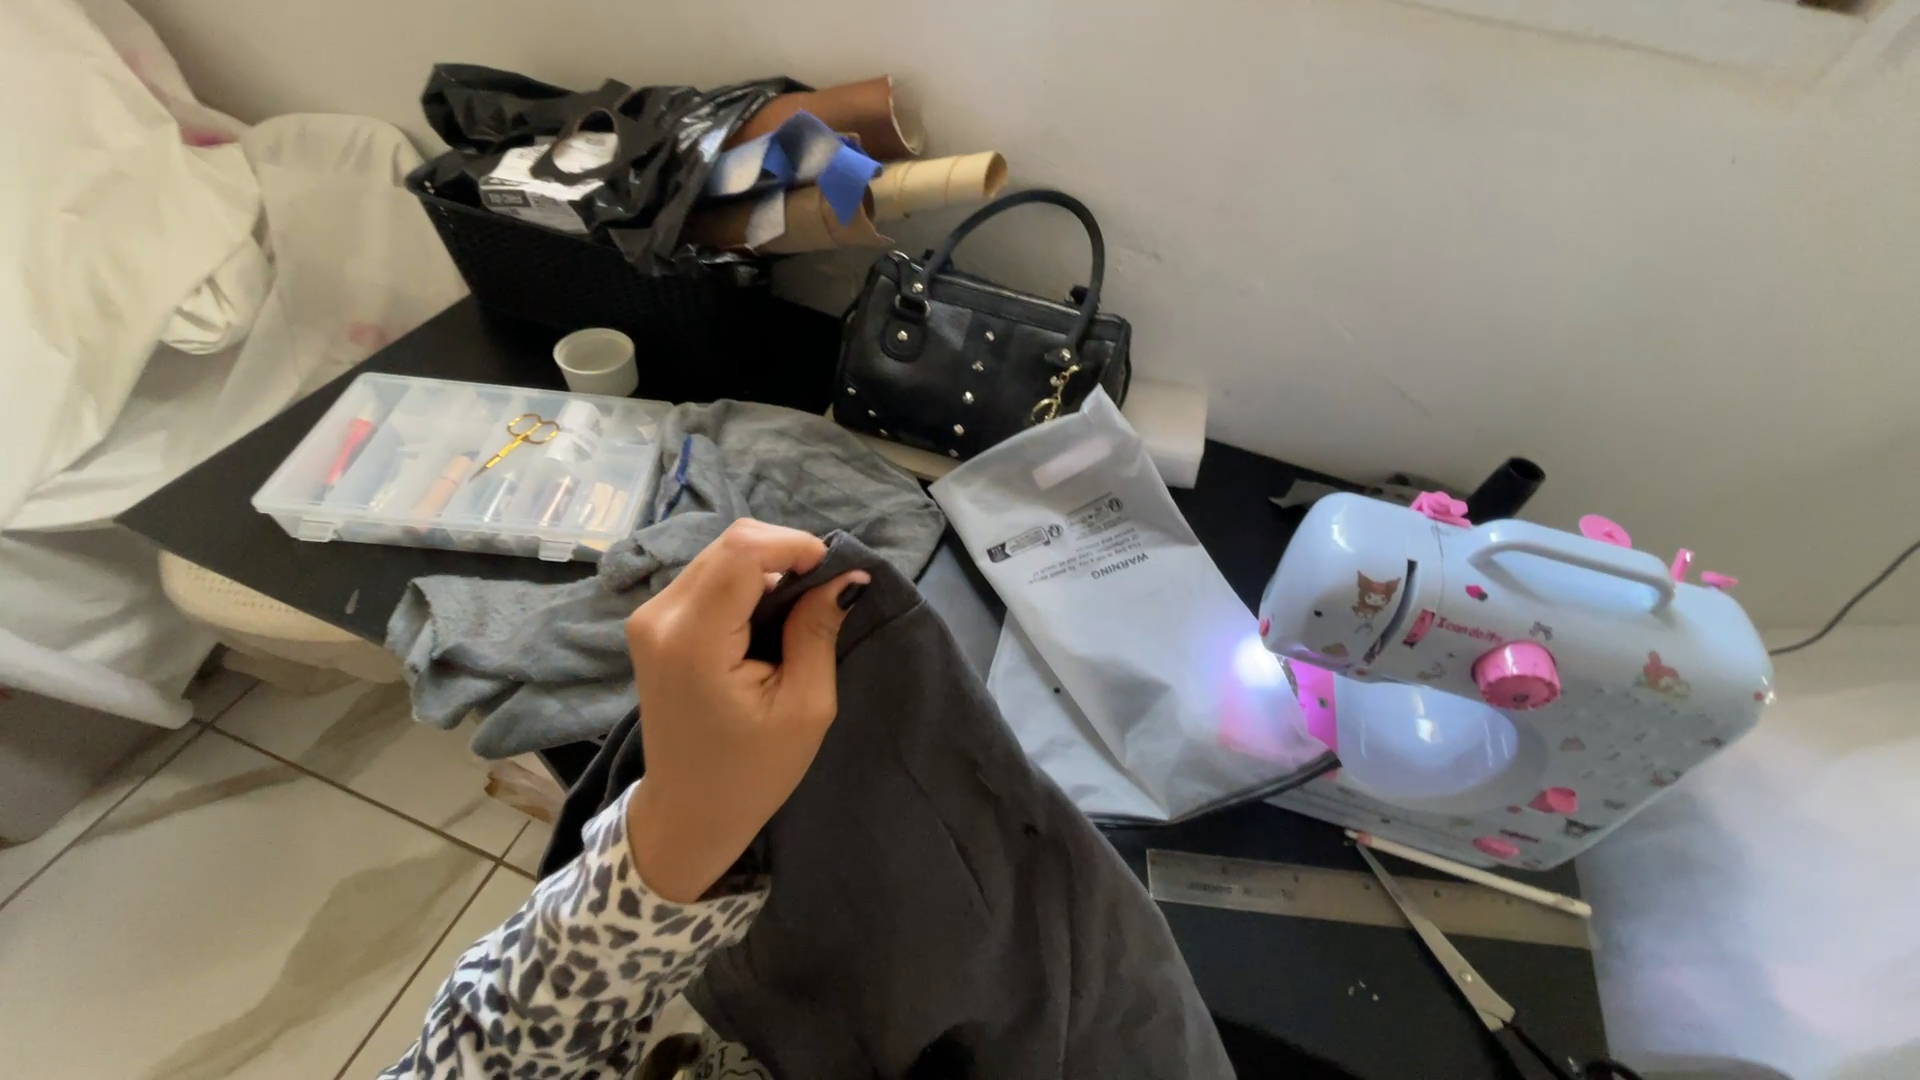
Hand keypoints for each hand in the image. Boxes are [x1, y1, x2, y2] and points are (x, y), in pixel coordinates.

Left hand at [621, 520, 868, 902]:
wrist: (687, 813)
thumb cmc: (752, 772)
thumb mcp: (805, 706)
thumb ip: (819, 631)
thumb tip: (848, 574)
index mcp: (694, 640)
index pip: (744, 550)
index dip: (797, 546)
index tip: (835, 575)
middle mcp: (660, 616)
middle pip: (732, 542)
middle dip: (786, 553)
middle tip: (822, 593)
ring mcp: (650, 616)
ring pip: (721, 553)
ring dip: (768, 567)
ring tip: (798, 610)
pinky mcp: (653, 621)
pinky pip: (708, 574)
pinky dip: (747, 581)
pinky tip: (766, 618)